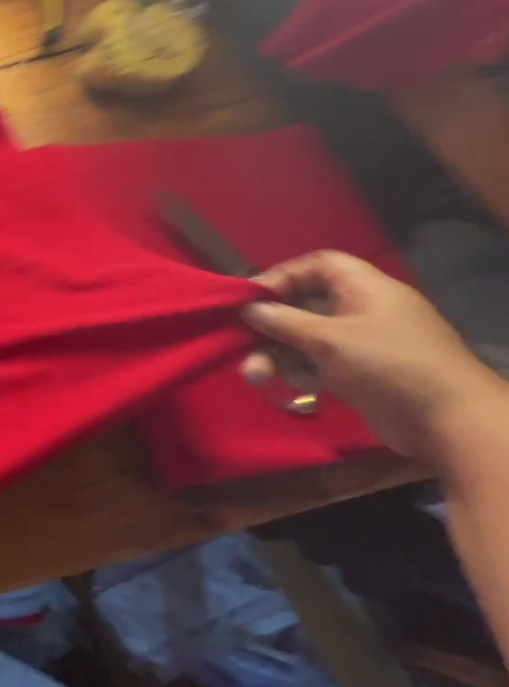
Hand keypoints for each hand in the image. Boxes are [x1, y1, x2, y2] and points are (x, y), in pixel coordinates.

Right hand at [241, 250, 501, 458]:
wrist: (448, 421)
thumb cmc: (389, 365)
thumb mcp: (329, 339)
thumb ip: (282, 320)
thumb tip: (248, 309)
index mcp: (367, 290)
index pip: (319, 265)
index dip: (282, 275)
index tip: (250, 297)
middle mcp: (362, 311)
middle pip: (302, 304)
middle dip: (267, 325)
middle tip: (238, 341)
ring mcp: (360, 343)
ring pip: (302, 338)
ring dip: (273, 355)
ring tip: (255, 376)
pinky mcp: (356, 371)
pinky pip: (314, 362)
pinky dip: (295, 371)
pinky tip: (289, 386)